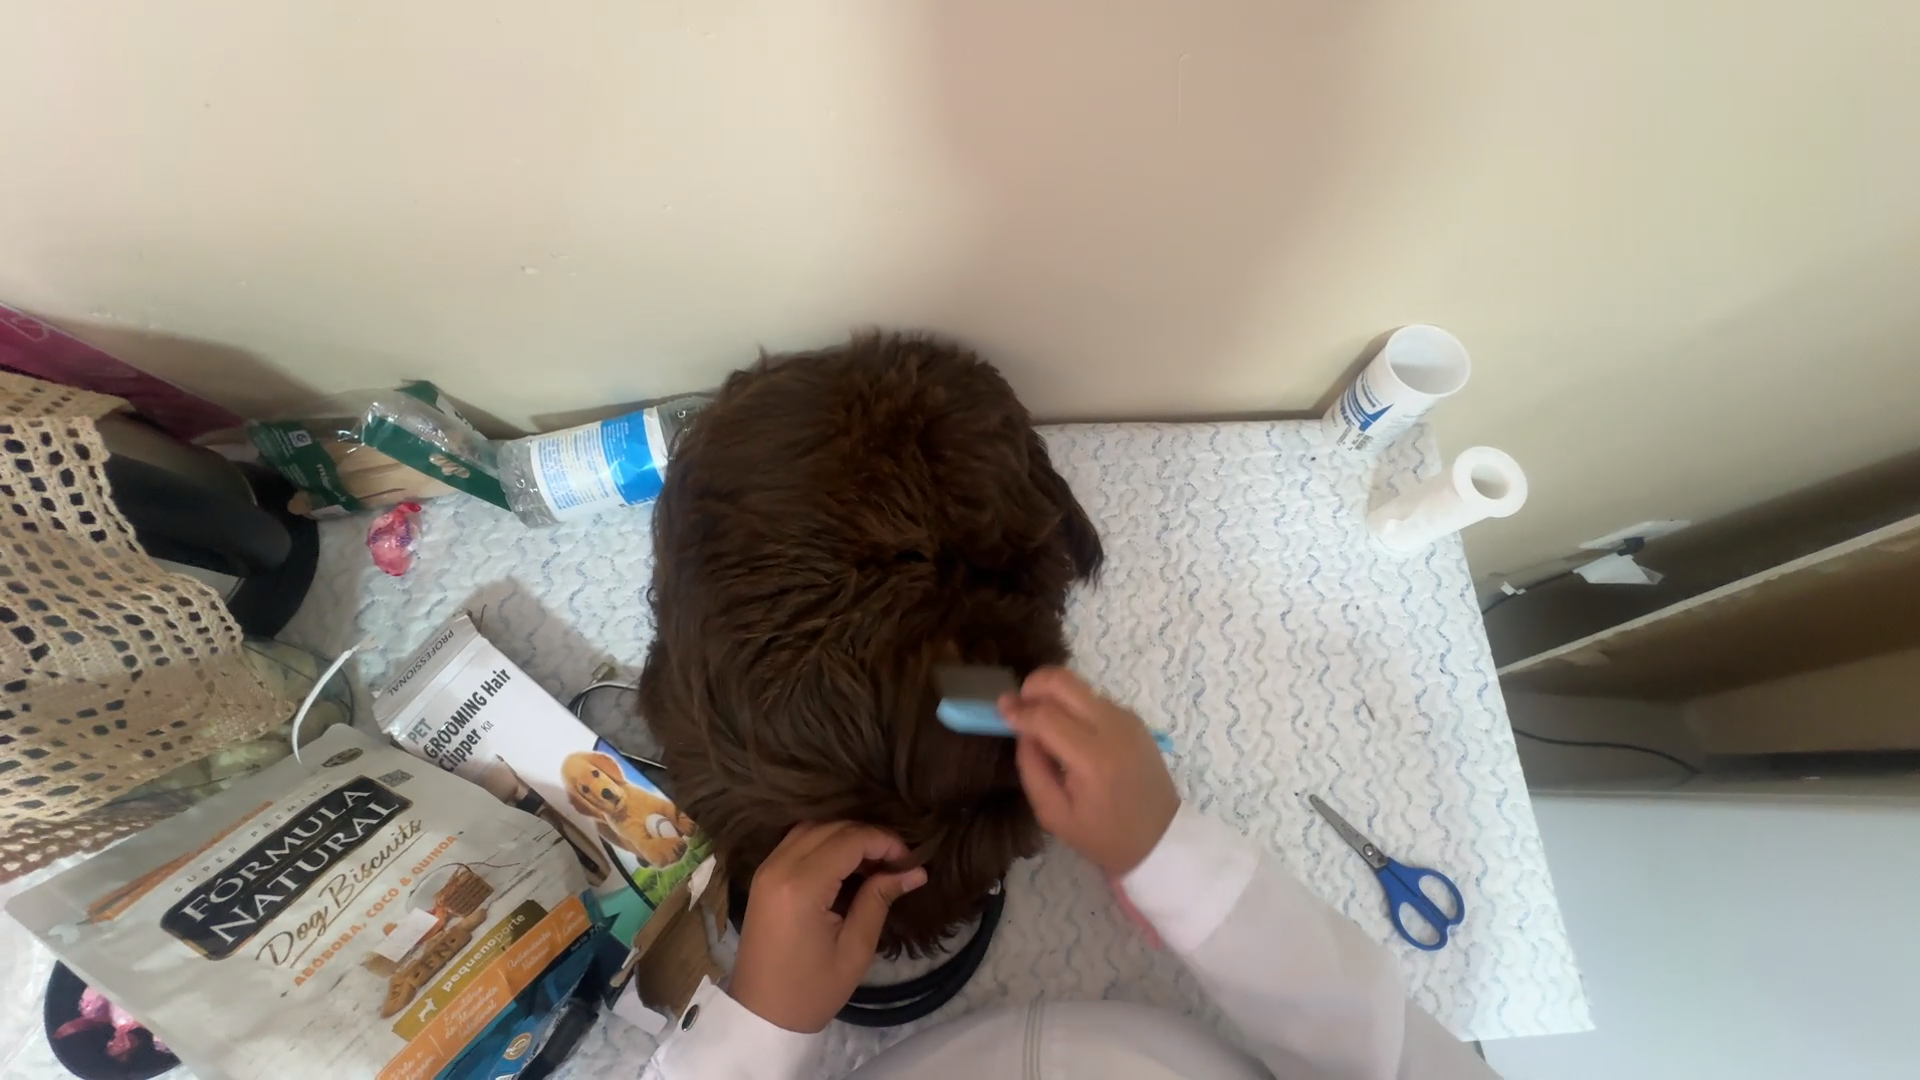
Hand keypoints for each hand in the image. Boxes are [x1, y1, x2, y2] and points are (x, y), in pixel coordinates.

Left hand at [730, 821, 927, 1032]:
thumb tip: (916, 870)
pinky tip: (845, 861)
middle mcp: (780, 866)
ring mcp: (767, 868)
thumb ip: (880, 899)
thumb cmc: (811, 991)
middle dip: (868, 836)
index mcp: (801, 887)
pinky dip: (825, 840)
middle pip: (833, 827)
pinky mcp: (763, 875)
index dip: (884, 841)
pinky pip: (798, 839)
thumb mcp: (855, 949)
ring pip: (814, 826)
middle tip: (896, 860)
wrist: (761, 1018)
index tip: (909, 860)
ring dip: (846, 835)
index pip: (850, 840)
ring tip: (873, 860)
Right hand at [1000, 667, 1179, 876]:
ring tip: (1044, 724)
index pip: (1045, 715)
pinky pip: (1094, 699)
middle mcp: (1112, 728)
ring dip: (1054, 696)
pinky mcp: (1134, 719)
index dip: (1018, 710)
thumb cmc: (1105, 835)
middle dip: (1034, 685)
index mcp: (1092, 759)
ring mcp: (1127, 719)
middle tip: (1020, 705)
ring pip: (1078, 686)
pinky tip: (1071, 734)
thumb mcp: (1054, 815)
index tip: (1000, 710)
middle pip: (1064, 681)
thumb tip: (1021, 730)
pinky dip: (1074, 706)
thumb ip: (1031, 768)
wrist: (1162, 838)